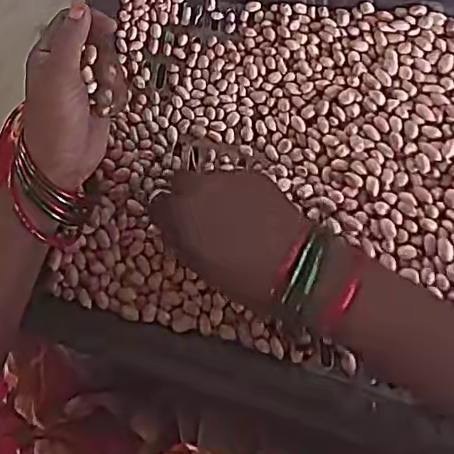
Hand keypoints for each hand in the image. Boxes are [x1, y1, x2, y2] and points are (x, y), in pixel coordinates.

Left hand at [21, 5, 123, 189]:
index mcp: (48, 52)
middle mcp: (65, 63)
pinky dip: (115, 95)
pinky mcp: (100, 98)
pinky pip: (118, 83)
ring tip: (98, 97)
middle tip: (96, 73)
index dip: (91, 21)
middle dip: (104, 56)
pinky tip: (104, 109)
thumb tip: (81, 8)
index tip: (108, 28)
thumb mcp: (60, 73)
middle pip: (97, 39)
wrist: (64, 163)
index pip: (72, 21)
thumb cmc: (53, 120)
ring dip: (110, 79)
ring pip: (111, 61)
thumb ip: (71, 38)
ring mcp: (84, 81)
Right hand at [149, 163, 309, 314]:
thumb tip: (174, 229)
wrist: (297, 266)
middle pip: (179, 182)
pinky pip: (234, 181)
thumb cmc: (245, 278)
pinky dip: (237, 193)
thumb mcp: (200, 266)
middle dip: (185, 196)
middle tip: (199, 217)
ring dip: (211, 193)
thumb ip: (180, 240)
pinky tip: (249, 213)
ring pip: (208, 179)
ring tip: (228, 217)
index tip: (174, 225)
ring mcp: (226, 177)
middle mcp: (197, 187)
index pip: (157, 204)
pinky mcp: (251, 175)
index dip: (166, 216)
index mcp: (179, 212)